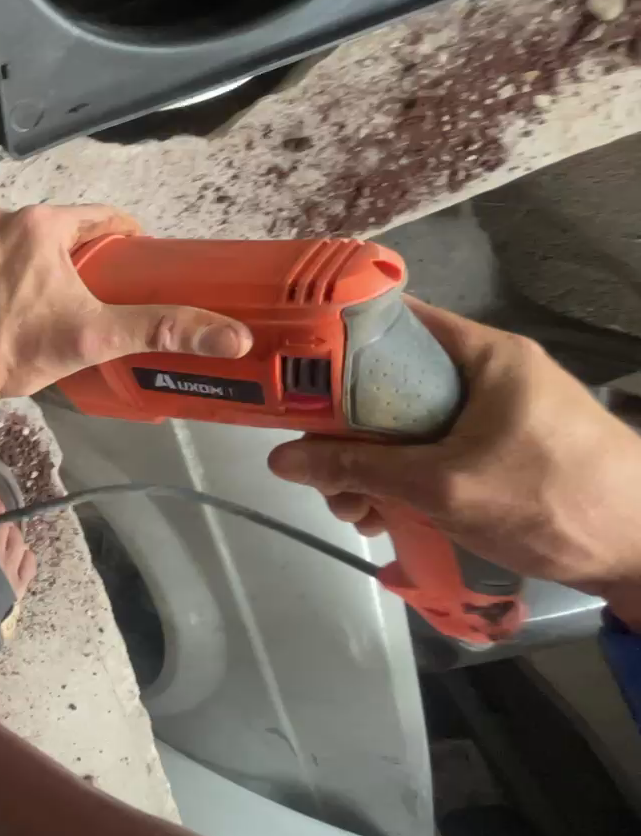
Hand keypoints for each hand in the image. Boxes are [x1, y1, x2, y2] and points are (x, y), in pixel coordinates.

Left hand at [0, 205, 252, 413]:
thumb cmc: (18, 349)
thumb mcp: (95, 336)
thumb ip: (162, 329)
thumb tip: (234, 337)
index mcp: (38, 224)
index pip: (98, 218)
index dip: (122, 237)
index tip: (133, 259)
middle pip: (52, 230)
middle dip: (74, 253)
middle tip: (89, 288)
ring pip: (11, 243)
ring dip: (30, 261)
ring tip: (44, 298)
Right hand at [267, 300, 640, 621]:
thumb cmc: (557, 502)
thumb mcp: (442, 486)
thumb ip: (354, 468)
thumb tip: (278, 459)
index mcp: (483, 357)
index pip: (389, 321)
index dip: (330, 339)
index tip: (285, 371)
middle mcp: (482, 374)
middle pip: (379, 383)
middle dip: (339, 432)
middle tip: (319, 473)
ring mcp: (488, 412)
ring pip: (393, 424)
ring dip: (360, 467)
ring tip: (354, 511)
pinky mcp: (491, 447)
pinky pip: (419, 450)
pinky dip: (391, 480)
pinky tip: (379, 514)